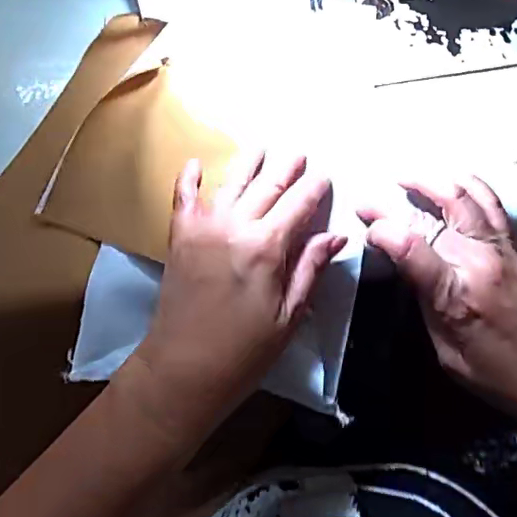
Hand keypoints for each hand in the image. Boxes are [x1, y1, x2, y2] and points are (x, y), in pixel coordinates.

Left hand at [120, 150, 346, 445]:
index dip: (314, 189)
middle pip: (268, 187)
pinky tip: (196, 162)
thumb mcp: (288, 316)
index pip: (298, 206)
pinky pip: (184, 197)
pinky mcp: (180, 235)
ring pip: (232, 183)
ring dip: (249, 163)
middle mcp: (236, 226)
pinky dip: (189, 177)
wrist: (182, 370)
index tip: (324, 176)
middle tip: (299, 154)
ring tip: (261, 147)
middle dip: (287, 169)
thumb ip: (310, 269)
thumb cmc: (244, 351)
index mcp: (267, 247)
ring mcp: (205, 226)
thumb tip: (336, 236)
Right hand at [358, 176, 516, 447]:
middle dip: (392, 203)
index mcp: (457, 295)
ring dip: (430, 180)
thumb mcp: (450, 355)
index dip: (381, 230)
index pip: (410, 247)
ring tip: (406, 178)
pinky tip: (451, 181)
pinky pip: (488, 200)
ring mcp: (499, 245)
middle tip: (369, 202)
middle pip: (430, 215)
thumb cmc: (507, 378)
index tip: (366, 229)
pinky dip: (466, 183)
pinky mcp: (515, 242)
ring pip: (462, 195)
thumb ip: (426, 306)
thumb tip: (407, 269)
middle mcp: (478, 259)